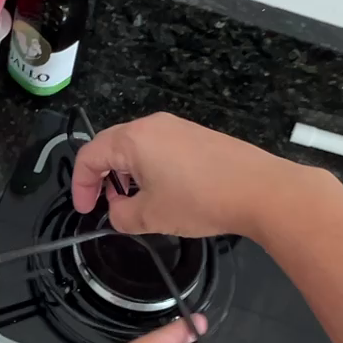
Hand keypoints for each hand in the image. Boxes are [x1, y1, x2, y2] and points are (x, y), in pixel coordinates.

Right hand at [72, 113, 304, 238]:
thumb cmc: (200, 200)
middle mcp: (152, 125)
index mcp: (133, 139)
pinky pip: (159, 148)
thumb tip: (117, 212)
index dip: (80, 185)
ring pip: (135, 147)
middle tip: (105, 206)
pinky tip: (164, 193)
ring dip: (126, 174)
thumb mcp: (150, 217)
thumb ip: (121, 216)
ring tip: (135, 203)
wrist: (261, 190)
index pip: (89, 156)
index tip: (86, 211)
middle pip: (110, 146)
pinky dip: (148, 169)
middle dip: (101, 178)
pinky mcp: (196, 136)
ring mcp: (177, 127)